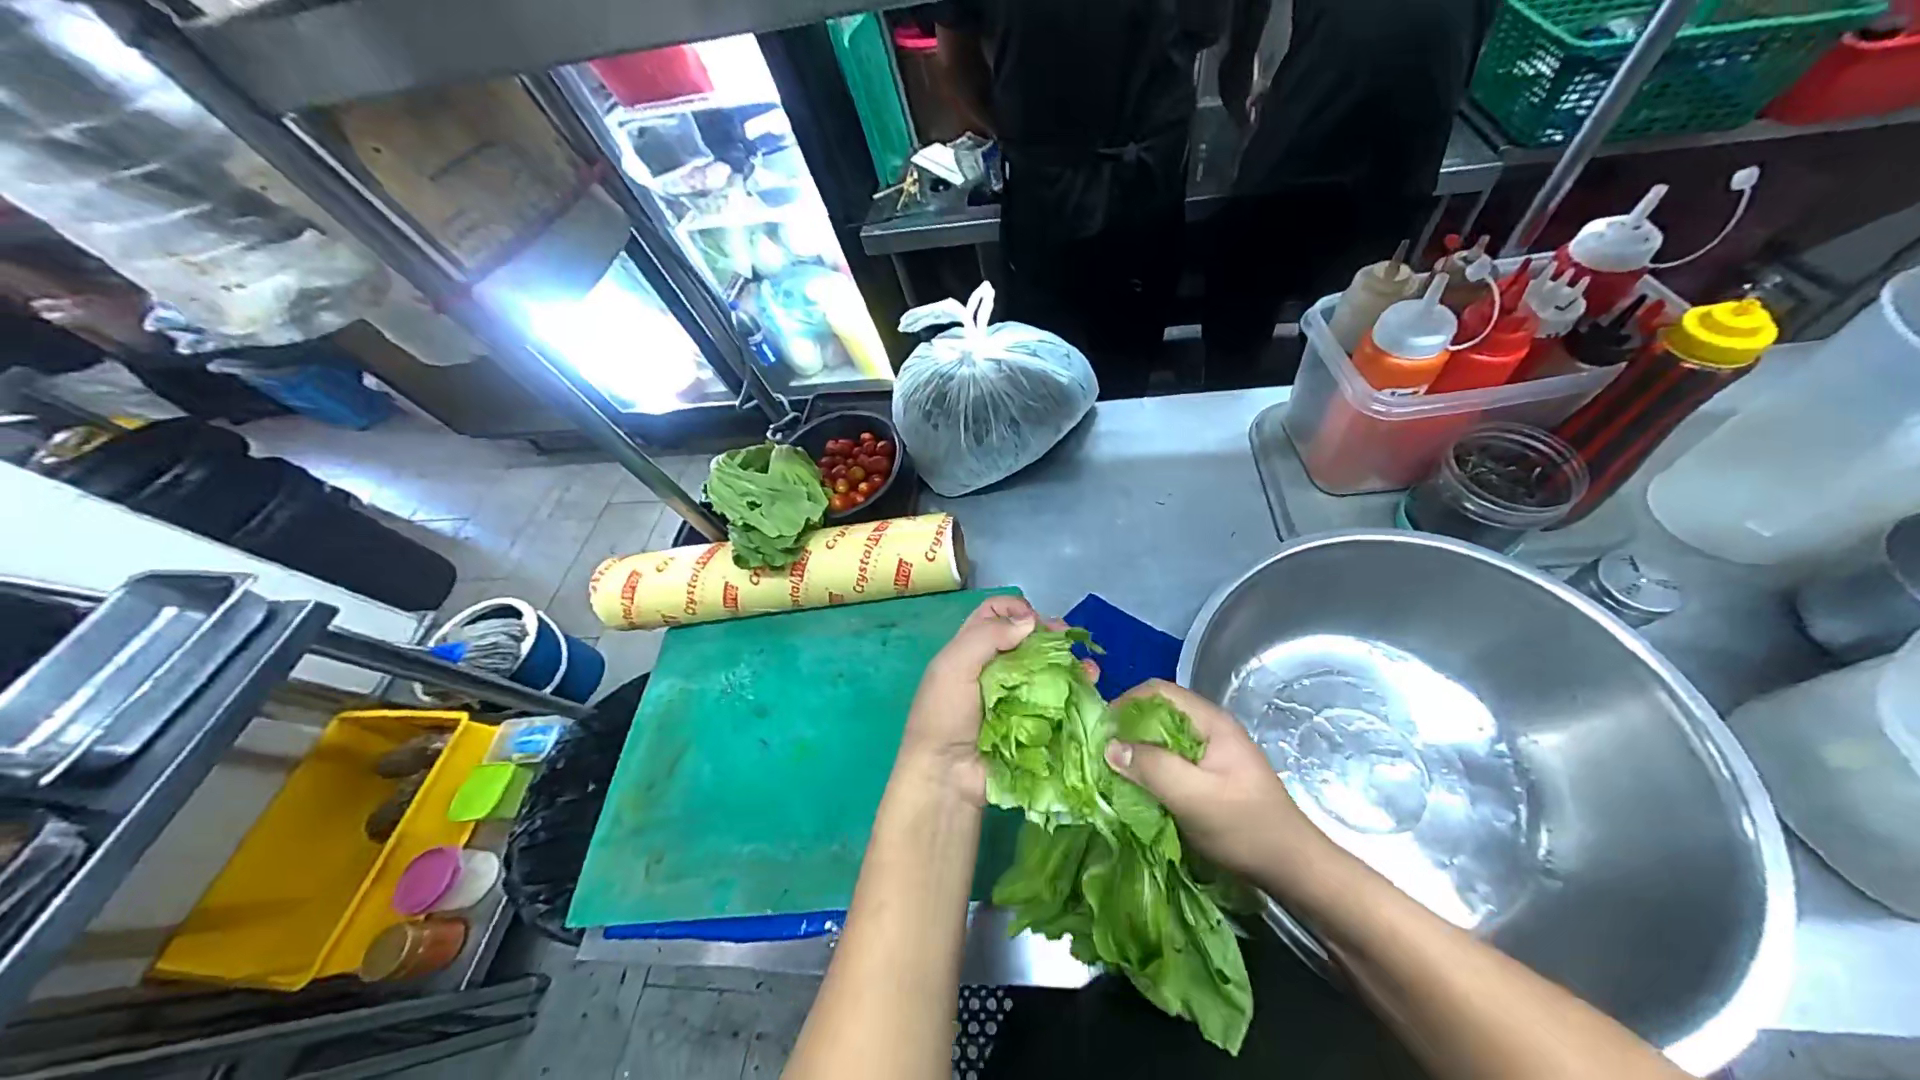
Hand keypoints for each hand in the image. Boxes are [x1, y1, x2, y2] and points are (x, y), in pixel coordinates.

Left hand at [897, 595, 1091, 803]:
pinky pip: (1058, 698)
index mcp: (969, 649)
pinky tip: (1089, 685)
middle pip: (1026, 638)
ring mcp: (1016, 696)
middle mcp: (994, 668)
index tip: (1033, 620)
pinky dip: (1075, 688)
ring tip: (1086, 666)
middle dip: (1048, 634)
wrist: (948, 775)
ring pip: (1047, 667)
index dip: (1014, 609)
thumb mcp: (953, 666)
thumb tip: (1030, 621)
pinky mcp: (1034, 721)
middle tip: (1066, 639)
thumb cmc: (944, 716)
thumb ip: (987, 637)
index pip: (994, 613)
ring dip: (1068, 661)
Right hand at [1103, 679, 1329, 883]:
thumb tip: (1110, 747)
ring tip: (1117, 772)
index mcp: (1211, 722)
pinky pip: (1172, 759)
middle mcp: (1211, 729)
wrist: (1294, 868)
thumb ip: (1152, 767)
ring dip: (1139, 751)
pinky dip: (1152, 768)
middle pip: (1159, 712)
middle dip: (1128, 728)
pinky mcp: (1212, 775)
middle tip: (1106, 755)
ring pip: (1164, 737)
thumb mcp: (1194, 798)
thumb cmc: (1246, 828)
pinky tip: (1141, 788)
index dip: (1126, 704)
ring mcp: (1213, 752)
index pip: (1158, 691)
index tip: (1103, 732)